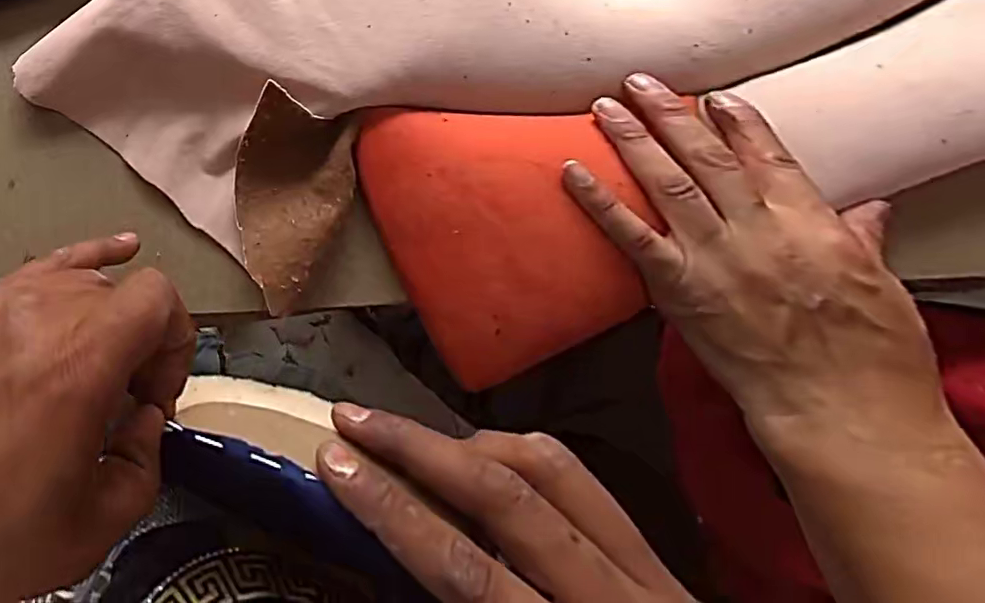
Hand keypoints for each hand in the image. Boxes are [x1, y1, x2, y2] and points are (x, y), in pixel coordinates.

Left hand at [0, 232, 195, 597]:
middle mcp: (42, 314)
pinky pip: (41, 267)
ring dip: (106, 315)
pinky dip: (80, 261)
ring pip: (83, 278)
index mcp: (78, 363)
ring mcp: (3, 300)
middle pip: (122, 289)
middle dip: (141, 338)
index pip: (157, 298)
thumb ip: (144, 458)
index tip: (156, 392)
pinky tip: (108, 253)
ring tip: (94, 364)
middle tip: (124, 395)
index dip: (175, 341)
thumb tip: (144, 417)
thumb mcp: (93, 523)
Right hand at [319, 405, 694, 601]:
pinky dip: (518, 454)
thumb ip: (465, 602)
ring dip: (463, 442)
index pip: (468, 571)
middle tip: (350, 417)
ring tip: (406, 433)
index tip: (333, 462)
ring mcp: (658, 587)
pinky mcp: (669, 572)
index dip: (391, 510)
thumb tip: (385, 565)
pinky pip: (585, 483)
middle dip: (414, 448)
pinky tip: (481, 453)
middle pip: (506, 498)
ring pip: (551, 472)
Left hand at [559, 73, 948, 441]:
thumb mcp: (881, 287)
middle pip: (708, 160)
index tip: (713, 96)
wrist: (844, 411)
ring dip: (632, 141)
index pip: (770, 161)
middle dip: (672, 116)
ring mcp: (714, 255)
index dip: (739, 124)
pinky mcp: (676, 282)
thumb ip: (857, 237)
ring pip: (666, 183)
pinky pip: (628, 232)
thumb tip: (863, 204)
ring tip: (603, 107)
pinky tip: (569, 170)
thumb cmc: (870, 355)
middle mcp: (760, 233)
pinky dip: (597, 199)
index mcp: (813, 229)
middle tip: (639, 83)